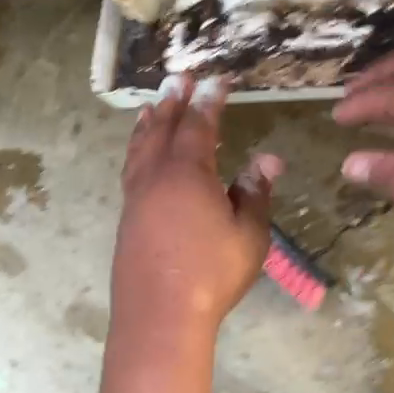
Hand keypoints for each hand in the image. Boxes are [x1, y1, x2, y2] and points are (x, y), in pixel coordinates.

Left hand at [114, 76, 281, 334]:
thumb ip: (255, 193)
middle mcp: (155, 175)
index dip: (208, 101)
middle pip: (162, 128)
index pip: (198, 125)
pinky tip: (141, 155)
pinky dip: (137, 149)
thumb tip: (266, 159)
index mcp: (187, 172)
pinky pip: (131, 168)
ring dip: (148, 122)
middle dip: (172, 101)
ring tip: (151, 106)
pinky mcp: (126, 217)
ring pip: (140, 147)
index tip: (216, 81)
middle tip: (178, 77)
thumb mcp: (248, 235)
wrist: (158, 314)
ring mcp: (135, 196)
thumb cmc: (211, 274)